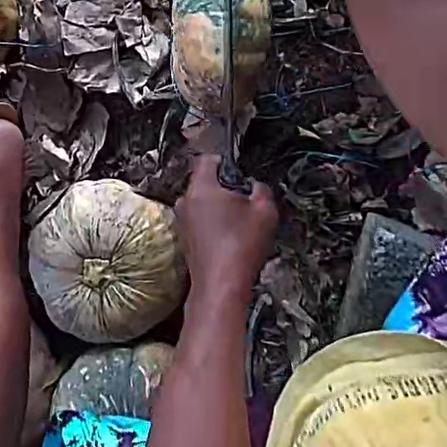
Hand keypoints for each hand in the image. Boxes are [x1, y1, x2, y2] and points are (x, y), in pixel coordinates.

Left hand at [176, 156, 277, 310]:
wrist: (220, 286)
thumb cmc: (241, 245)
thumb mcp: (265, 211)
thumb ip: (261, 189)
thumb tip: (255, 187)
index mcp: (201, 187)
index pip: (207, 159)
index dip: (225, 162)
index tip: (239, 174)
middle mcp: (185, 201)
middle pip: (204, 182)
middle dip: (224, 187)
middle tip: (244, 201)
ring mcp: (182, 222)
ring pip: (201, 203)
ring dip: (217, 207)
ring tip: (238, 223)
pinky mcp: (184, 240)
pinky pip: (199, 222)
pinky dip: (212, 225)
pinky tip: (229, 239)